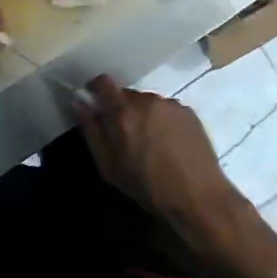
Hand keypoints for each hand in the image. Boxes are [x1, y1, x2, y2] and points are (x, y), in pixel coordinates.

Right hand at [76, 76, 249, 255]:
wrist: (196, 195)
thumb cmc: (146, 186)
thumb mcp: (109, 165)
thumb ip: (92, 130)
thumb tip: (79, 103)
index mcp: (124, 111)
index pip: (103, 82)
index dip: (96, 90)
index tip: (95, 104)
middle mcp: (148, 100)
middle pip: (127, 94)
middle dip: (121, 109)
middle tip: (124, 136)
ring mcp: (171, 104)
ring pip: (148, 102)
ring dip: (143, 115)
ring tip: (149, 142)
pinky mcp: (189, 112)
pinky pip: (167, 109)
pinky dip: (162, 120)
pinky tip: (168, 143)